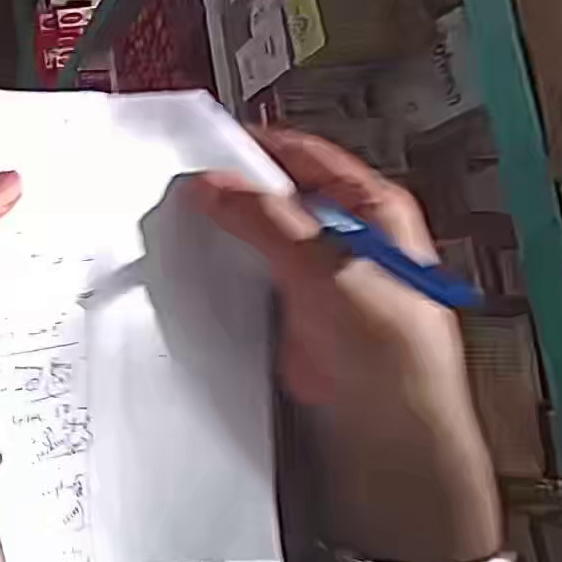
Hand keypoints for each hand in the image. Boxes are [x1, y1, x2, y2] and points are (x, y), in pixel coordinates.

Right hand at [186, 128, 499, 561]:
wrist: (376, 413)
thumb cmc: (385, 343)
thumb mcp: (325, 267)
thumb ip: (268, 223)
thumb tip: (214, 189)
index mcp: (363, 208)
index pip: (299, 158)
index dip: (252, 149)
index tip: (202, 148)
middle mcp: (331, 234)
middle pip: (267, 196)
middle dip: (224, 194)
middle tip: (178, 193)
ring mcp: (300, 270)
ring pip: (247, 236)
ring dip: (216, 233)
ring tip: (176, 227)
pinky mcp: (275, 303)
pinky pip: (236, 274)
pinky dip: (213, 268)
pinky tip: (189, 267)